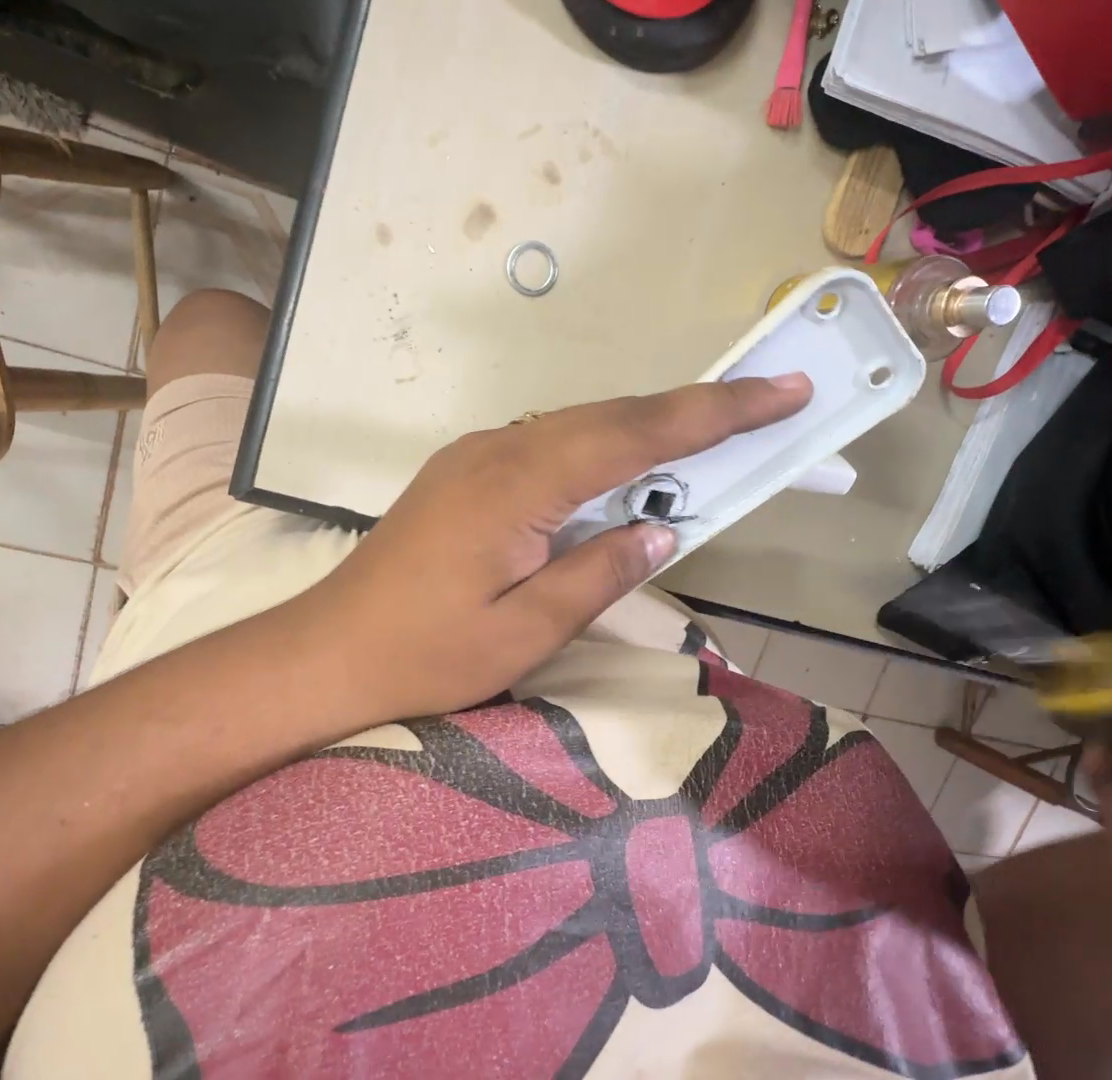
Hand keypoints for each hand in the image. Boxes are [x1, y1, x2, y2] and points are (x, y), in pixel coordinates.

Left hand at [290, 375, 810, 721]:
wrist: (326, 653)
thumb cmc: (424, 656)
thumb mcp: (526, 632)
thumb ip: (600, 574)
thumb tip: (661, 530)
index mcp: (520, 483)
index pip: (638, 434)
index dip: (718, 411)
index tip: (785, 390)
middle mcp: (498, 449)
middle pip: (613, 416)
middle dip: (696, 410)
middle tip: (771, 407)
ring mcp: (474, 455)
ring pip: (579, 426)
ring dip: (648, 428)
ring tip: (715, 439)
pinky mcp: (462, 473)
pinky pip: (549, 446)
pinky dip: (602, 450)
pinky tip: (626, 473)